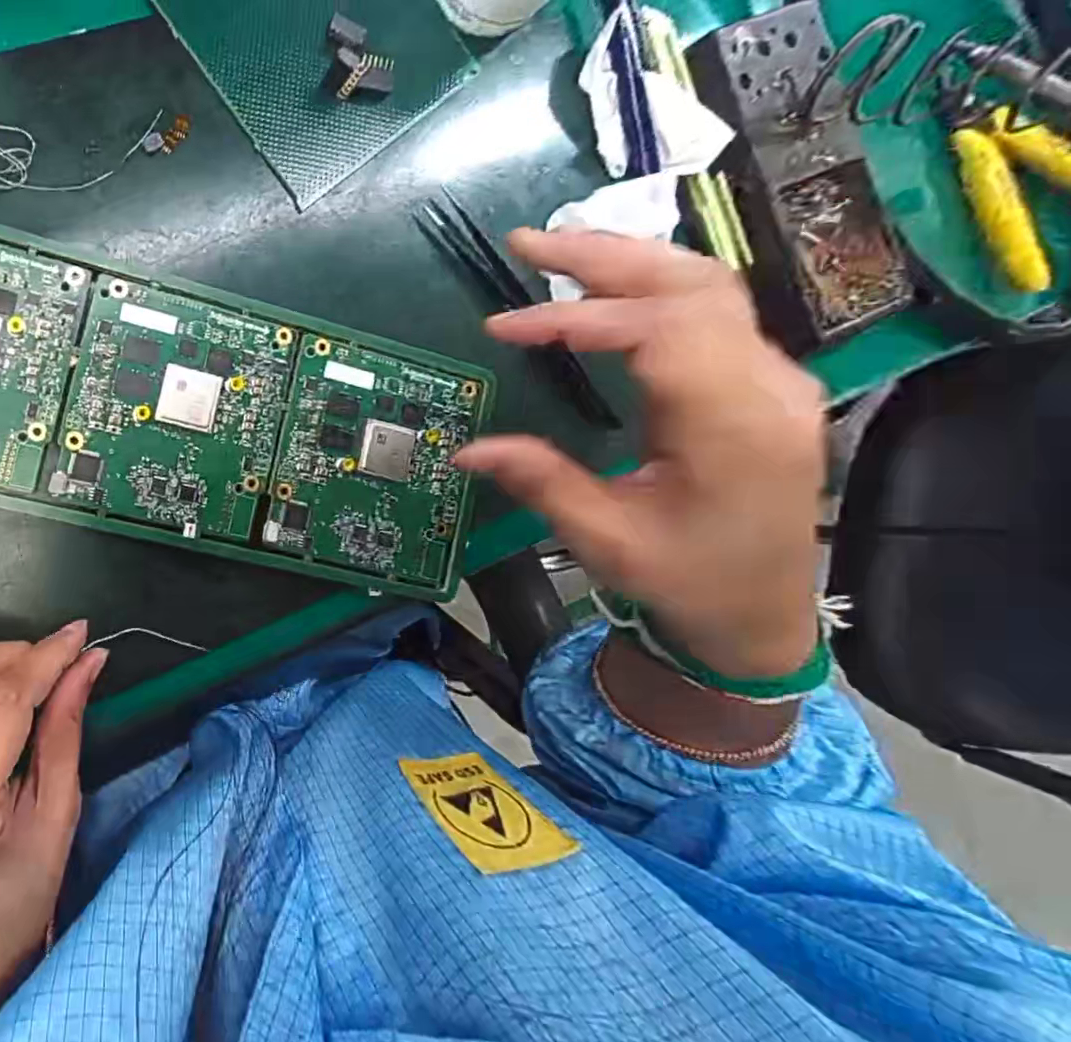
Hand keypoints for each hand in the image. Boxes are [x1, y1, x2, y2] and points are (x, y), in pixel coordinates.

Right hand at [455, 229, 824, 678]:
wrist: (759, 608)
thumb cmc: (686, 580)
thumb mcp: (605, 540)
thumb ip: (541, 483)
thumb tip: (466, 449)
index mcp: (732, 427)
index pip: (660, 334)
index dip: (576, 319)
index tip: (501, 328)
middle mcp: (763, 384)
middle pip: (692, 284)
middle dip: (603, 256)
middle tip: (525, 242)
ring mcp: (767, 375)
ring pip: (704, 285)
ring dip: (625, 260)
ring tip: (550, 253)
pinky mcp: (751, 380)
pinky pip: (703, 310)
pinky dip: (643, 287)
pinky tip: (597, 289)